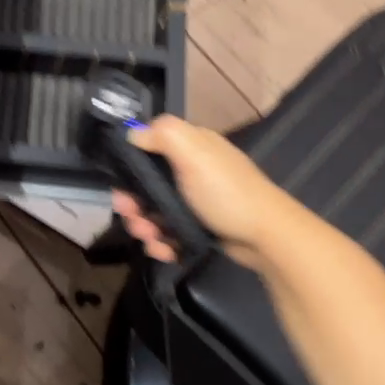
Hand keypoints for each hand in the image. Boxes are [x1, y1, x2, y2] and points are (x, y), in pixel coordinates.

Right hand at [112, 115, 289, 269]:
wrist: (264, 237)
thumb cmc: (227, 192)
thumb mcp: (196, 154)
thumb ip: (164, 135)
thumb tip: (134, 133)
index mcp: (191, 148)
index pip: (149, 149)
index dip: (130, 168)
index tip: (121, 187)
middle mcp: (190, 172)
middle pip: (147, 186)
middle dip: (134, 205)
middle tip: (133, 219)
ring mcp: (194, 202)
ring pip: (155, 213)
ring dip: (145, 228)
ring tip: (151, 239)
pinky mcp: (197, 227)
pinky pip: (169, 233)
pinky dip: (162, 243)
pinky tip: (165, 251)